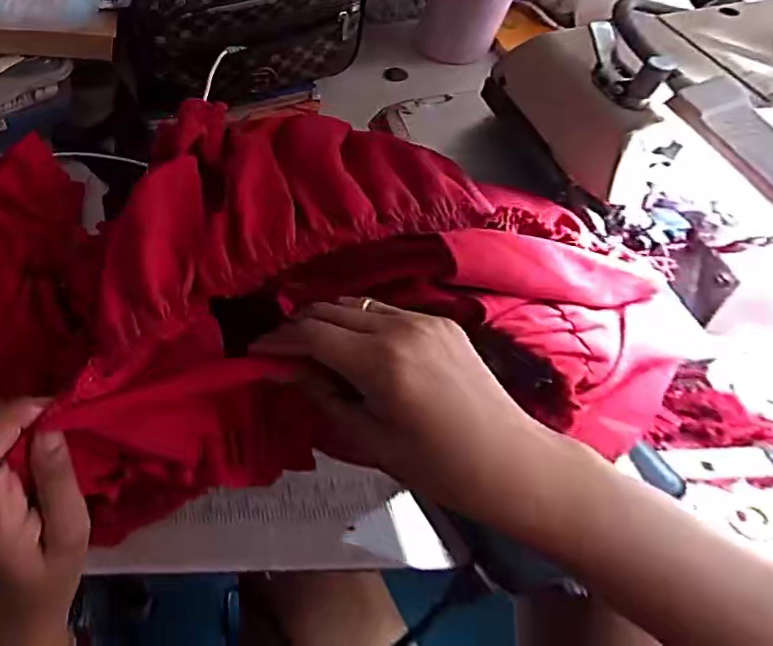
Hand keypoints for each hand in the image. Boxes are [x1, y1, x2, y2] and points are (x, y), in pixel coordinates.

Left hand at [0, 398, 88, 645]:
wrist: (19, 600)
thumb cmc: (50, 570)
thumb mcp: (71, 532)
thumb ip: (59, 480)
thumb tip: (48, 427)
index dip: (14, 413)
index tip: (52, 409)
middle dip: (14, 408)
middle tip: (52, 416)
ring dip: (7, 413)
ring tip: (41, 424)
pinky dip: (1, 421)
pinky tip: (26, 434)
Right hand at [253, 299, 577, 534]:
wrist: (516, 464)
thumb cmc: (443, 469)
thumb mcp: (373, 441)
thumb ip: (324, 397)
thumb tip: (286, 370)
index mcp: (382, 363)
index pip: (311, 334)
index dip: (277, 341)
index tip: (256, 351)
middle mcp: (400, 328)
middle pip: (328, 309)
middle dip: (298, 327)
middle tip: (282, 351)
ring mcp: (423, 319)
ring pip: (355, 303)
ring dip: (327, 319)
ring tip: (314, 347)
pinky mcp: (439, 321)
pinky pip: (384, 309)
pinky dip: (359, 321)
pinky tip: (358, 347)